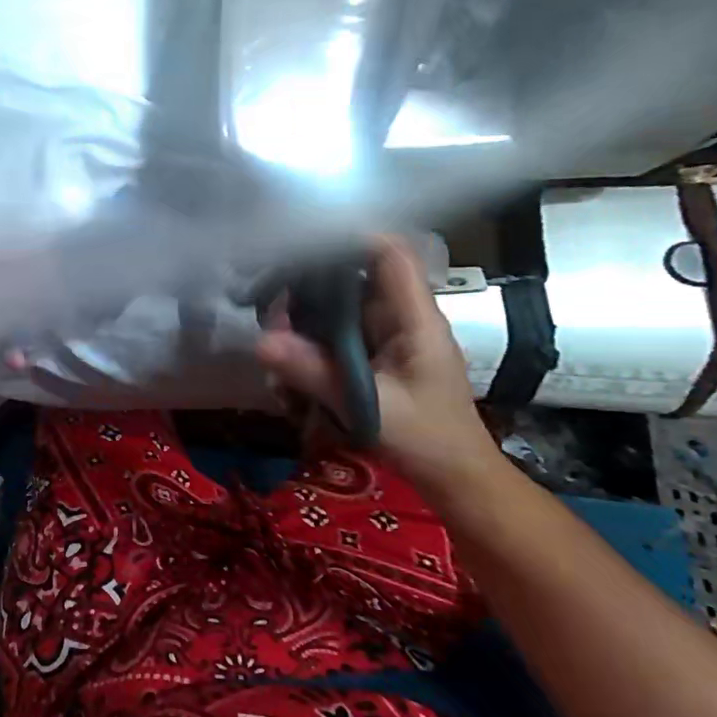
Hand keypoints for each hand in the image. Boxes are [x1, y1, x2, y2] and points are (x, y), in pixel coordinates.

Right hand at [256, 236, 502, 494]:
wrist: (455, 479)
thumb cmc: (428, 439)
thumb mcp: (369, 405)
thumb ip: (315, 372)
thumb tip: (261, 342)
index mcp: (414, 319)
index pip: (391, 256)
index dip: (351, 238)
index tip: (300, 241)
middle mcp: (398, 319)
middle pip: (351, 279)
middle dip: (308, 290)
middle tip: (268, 311)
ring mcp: (384, 338)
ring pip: (336, 311)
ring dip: (303, 326)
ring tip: (273, 350)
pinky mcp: (372, 358)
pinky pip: (334, 339)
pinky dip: (309, 350)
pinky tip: (289, 376)